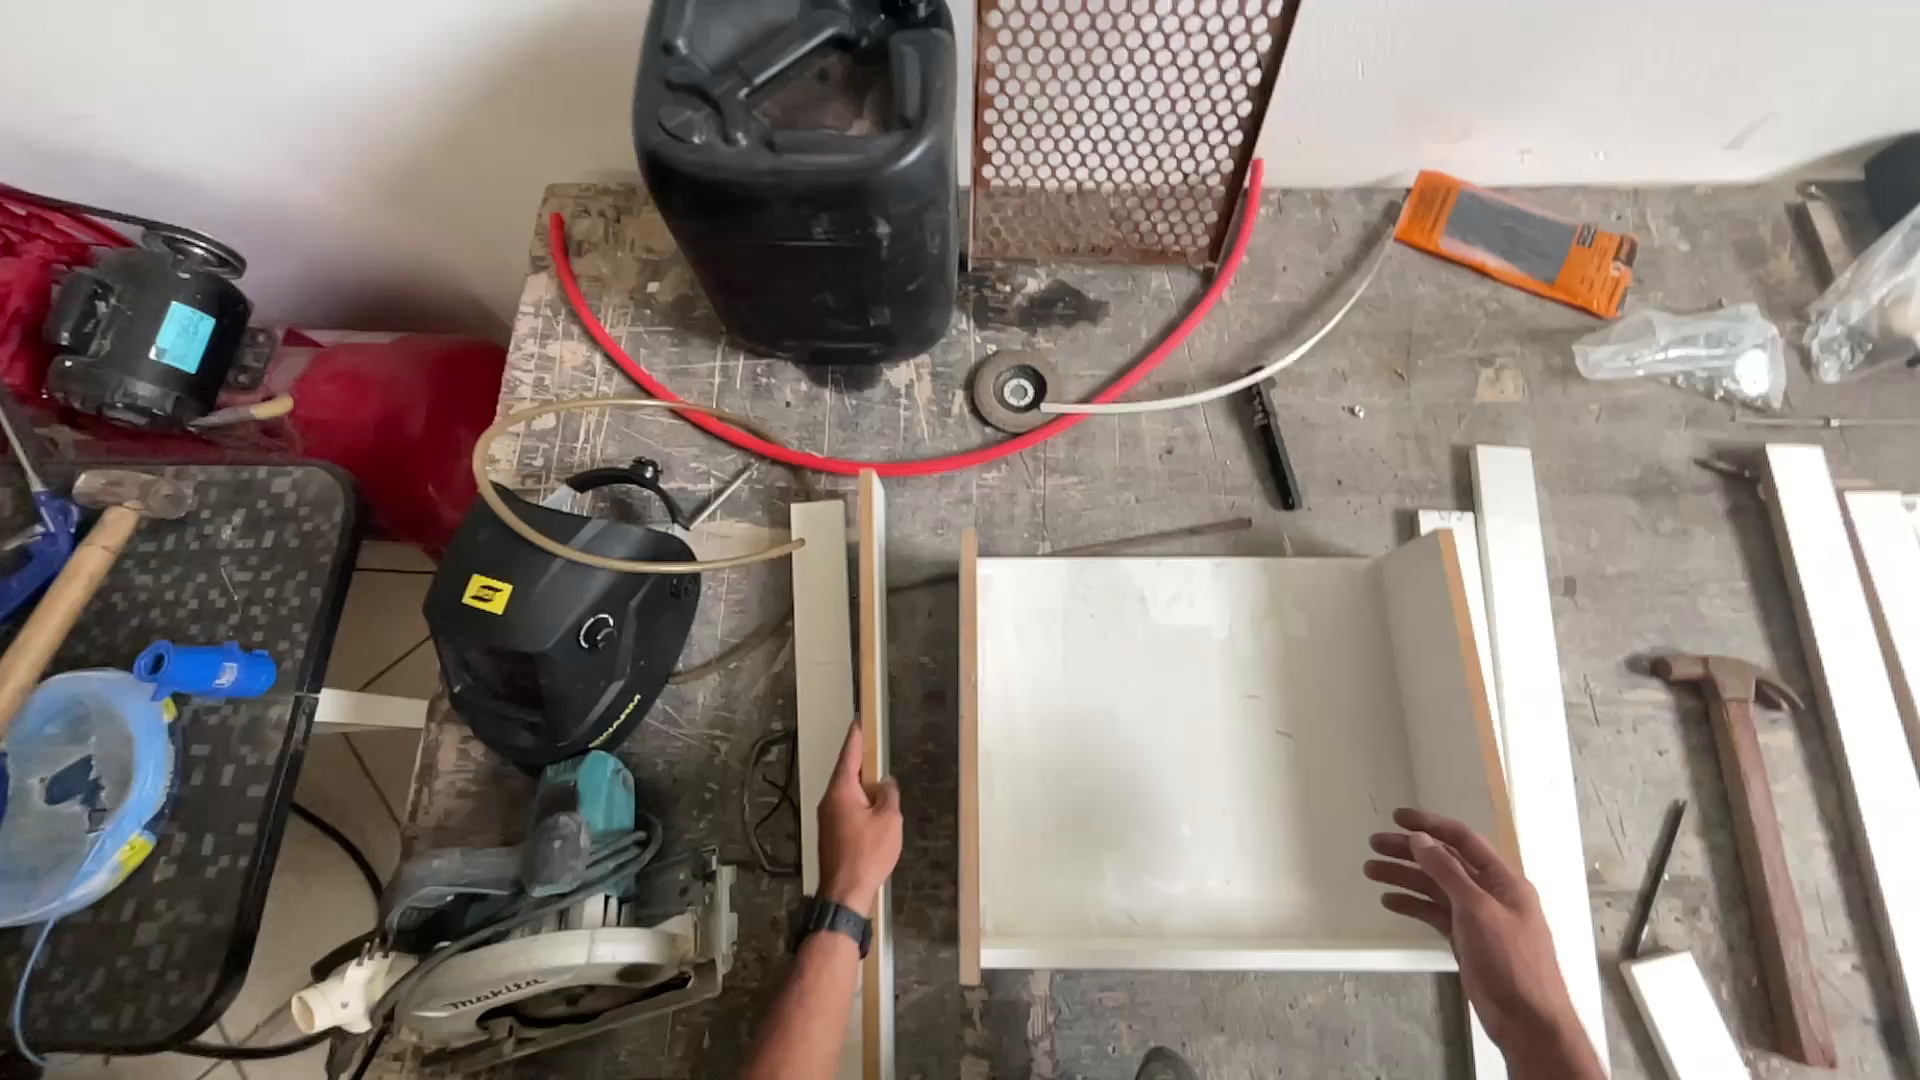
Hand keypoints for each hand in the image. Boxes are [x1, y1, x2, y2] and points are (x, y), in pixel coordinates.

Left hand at [816, 720, 901, 918]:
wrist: (845, 893)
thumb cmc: (867, 853)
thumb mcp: (889, 819)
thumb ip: (888, 795)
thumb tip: (884, 783)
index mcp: (841, 791)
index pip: (849, 754)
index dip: (856, 737)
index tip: (859, 720)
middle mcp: (829, 800)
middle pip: (846, 772)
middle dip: (861, 762)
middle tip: (875, 749)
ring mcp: (827, 818)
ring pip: (846, 792)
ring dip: (862, 786)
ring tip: (880, 783)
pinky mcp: (830, 833)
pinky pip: (846, 808)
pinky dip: (859, 802)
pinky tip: (873, 810)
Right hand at [1365, 808, 1602, 1078]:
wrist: (1528, 1021)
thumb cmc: (1511, 960)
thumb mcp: (1478, 909)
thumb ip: (1447, 871)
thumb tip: (1420, 839)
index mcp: (1502, 880)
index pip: (1462, 839)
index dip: (1430, 825)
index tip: (1398, 817)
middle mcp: (1488, 892)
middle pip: (1443, 861)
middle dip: (1408, 850)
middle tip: (1375, 843)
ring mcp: (1476, 916)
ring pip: (1433, 886)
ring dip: (1403, 876)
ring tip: (1371, 870)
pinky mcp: (1465, 938)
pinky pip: (1433, 912)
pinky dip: (1411, 904)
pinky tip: (1389, 901)